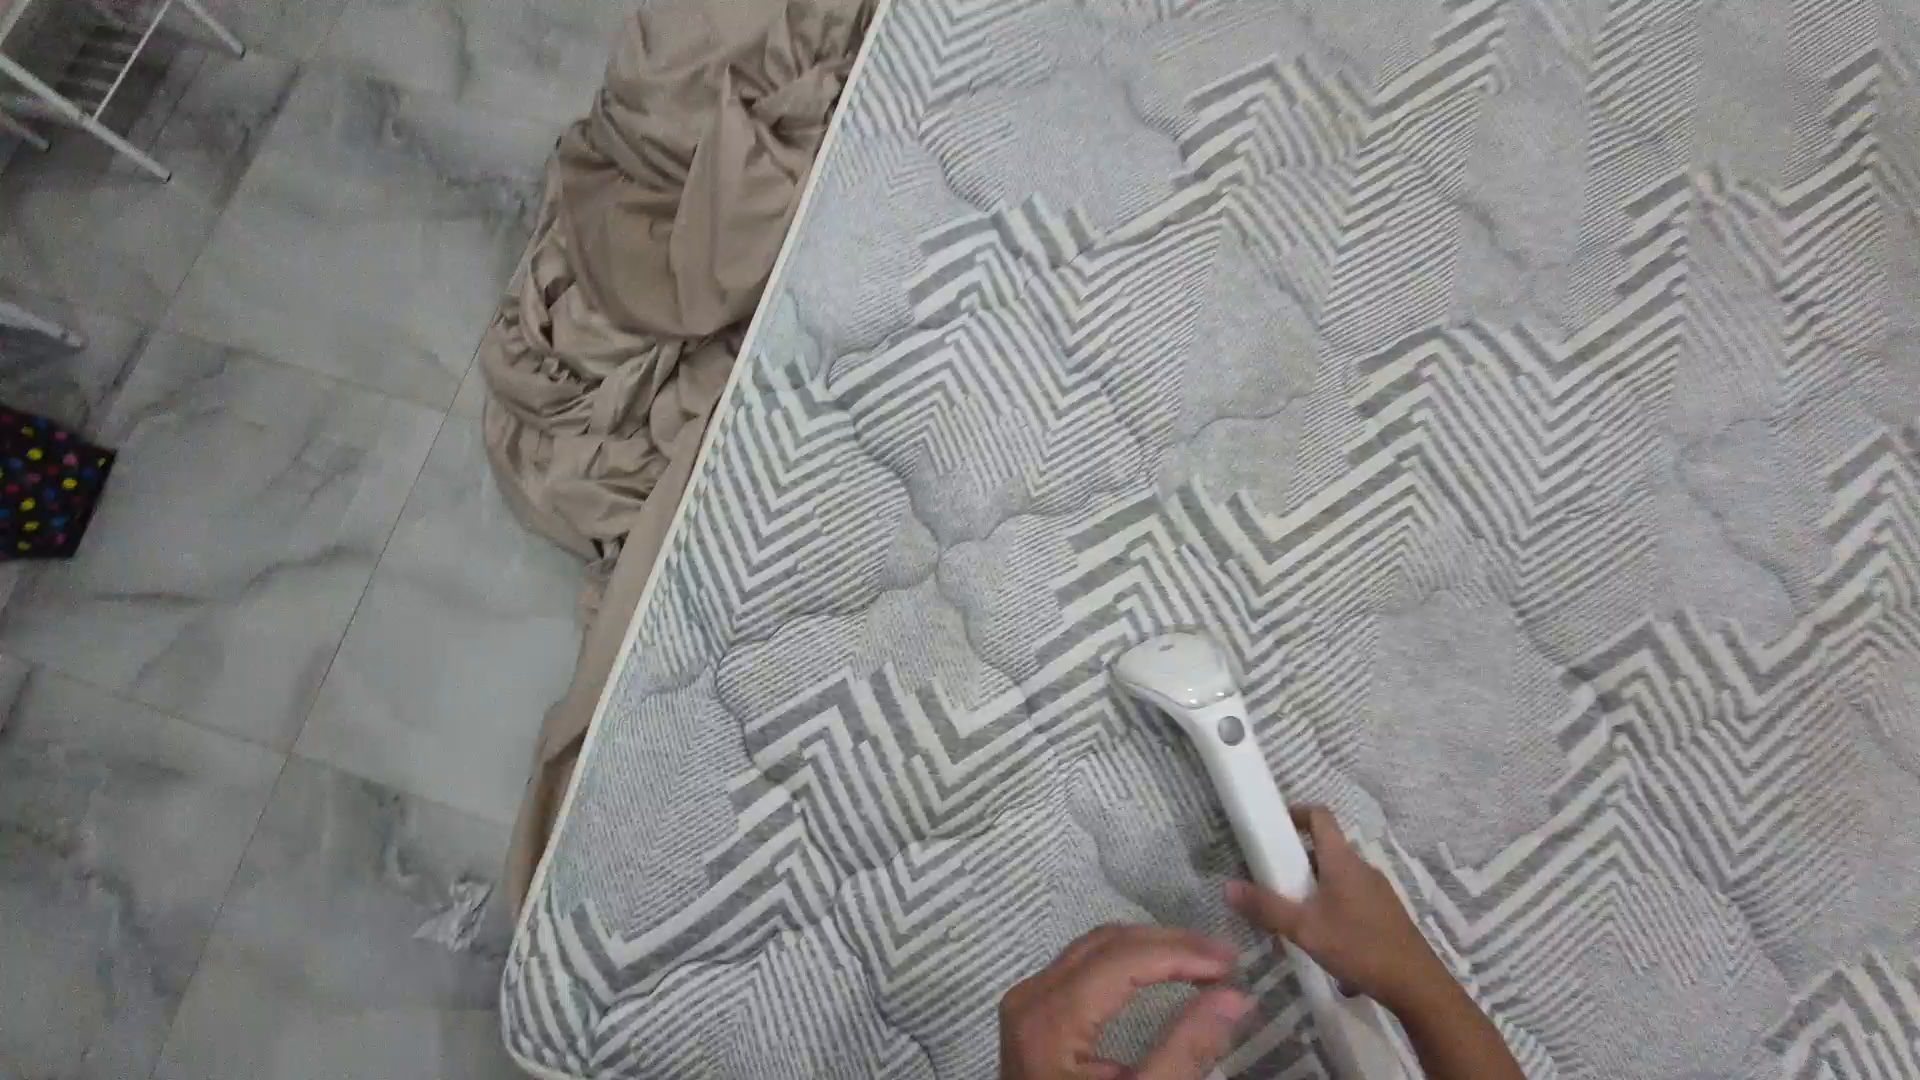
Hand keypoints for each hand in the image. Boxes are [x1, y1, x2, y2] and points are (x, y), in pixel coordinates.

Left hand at [999, 925, 1254, 1079]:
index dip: (1178, 953)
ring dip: (1149, 948)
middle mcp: (1030, 996)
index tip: (1231, 962)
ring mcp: (1028, 1000)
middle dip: (1168, 944)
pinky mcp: (1035, 1010)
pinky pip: (1084, 966)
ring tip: (1201, 961)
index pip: (1120, 959)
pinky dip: (1127, 962)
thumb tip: (1235, 998)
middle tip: (1224, 958)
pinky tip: (1161, 971)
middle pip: (1105, 945)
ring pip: (1094, 948)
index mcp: (1049, 1019)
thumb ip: (1185, 1052)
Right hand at [1224, 805, 1450, 1013]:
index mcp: (1341, 860)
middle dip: (1298, 860)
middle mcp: (1361, 867)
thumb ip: (1265, 908)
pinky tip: (1327, 938)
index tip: (1275, 826)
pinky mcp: (1386, 913)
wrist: (1418, 987)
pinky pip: (1352, 896)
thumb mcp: (1304, 929)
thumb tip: (1227, 887)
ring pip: (1338, 874)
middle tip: (1275, 880)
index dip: (1296, 812)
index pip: (1320, 816)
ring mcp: (1378, 890)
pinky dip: (1334, 905)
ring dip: (1315, 885)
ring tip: (1297, 914)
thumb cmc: (1359, 946)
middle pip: (1325, 848)